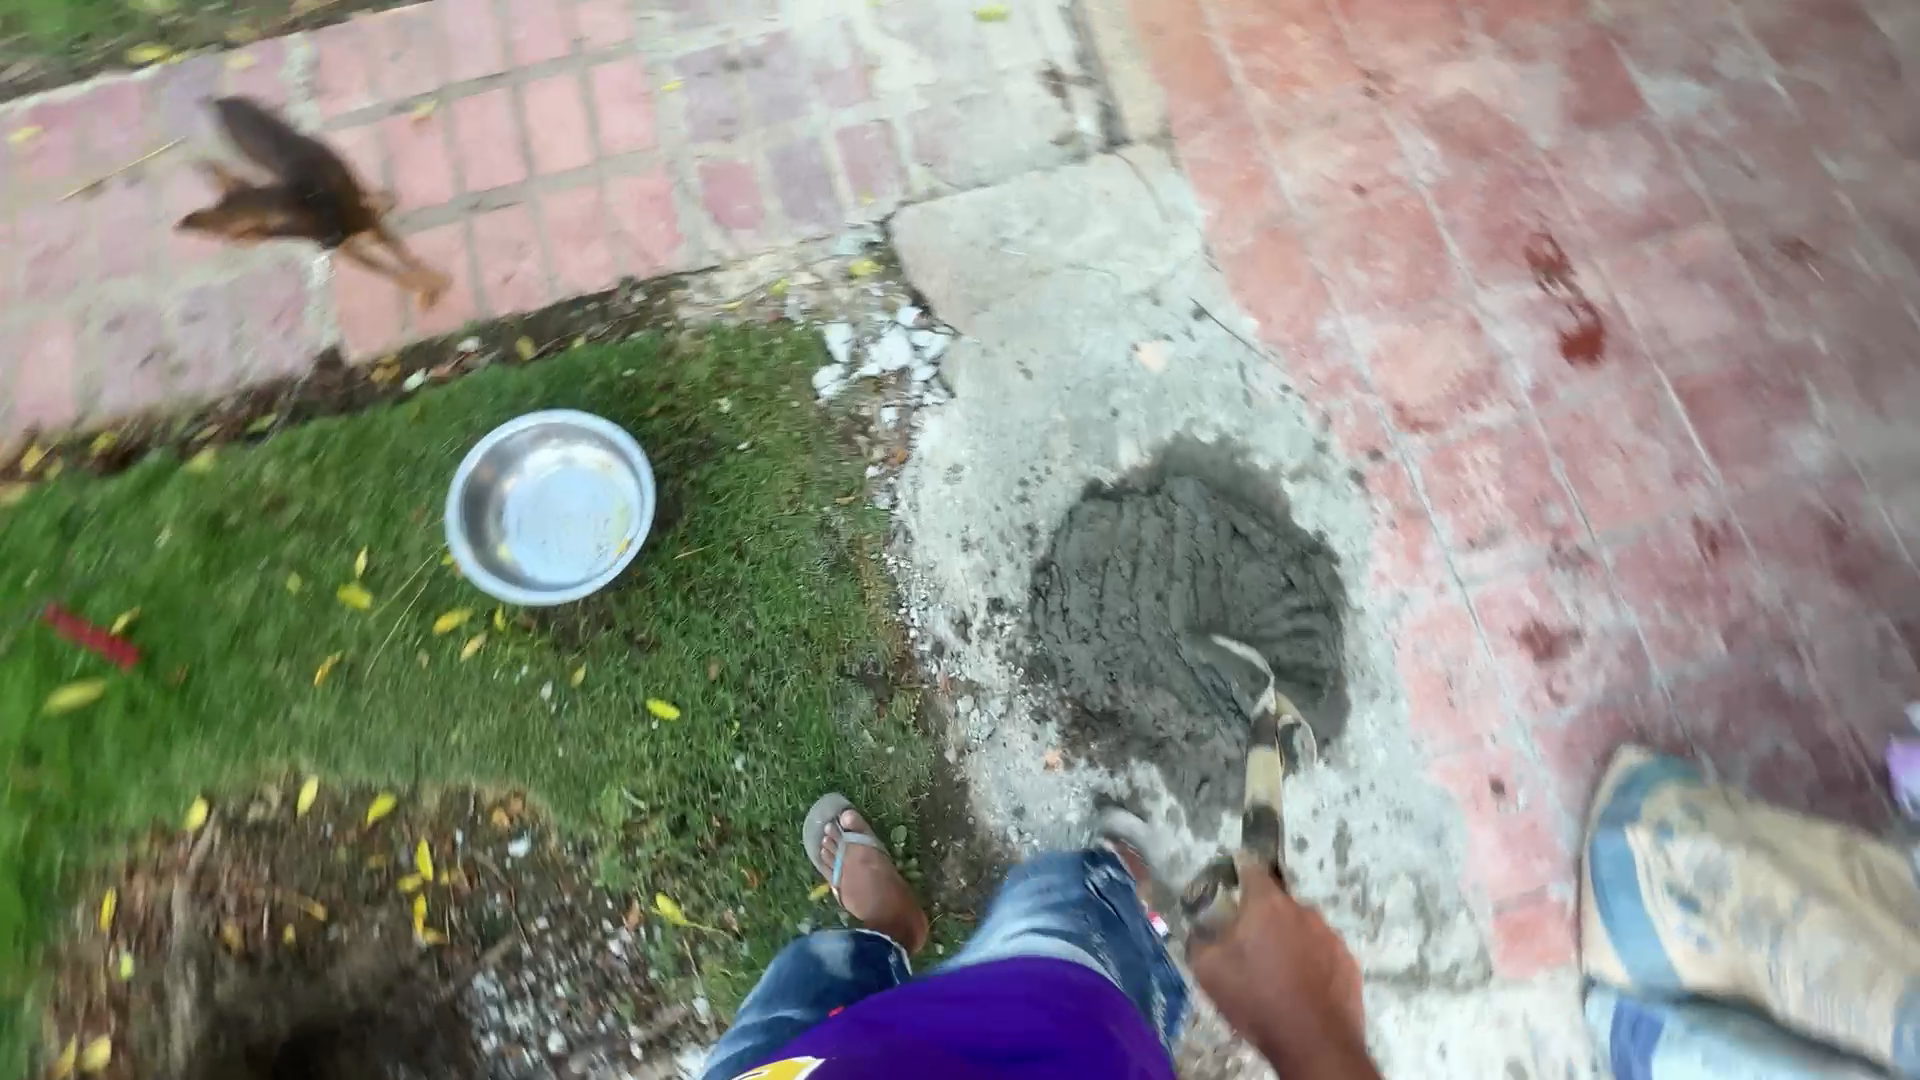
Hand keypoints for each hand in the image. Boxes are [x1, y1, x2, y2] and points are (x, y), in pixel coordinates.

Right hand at [1186, 858, 1376, 1078]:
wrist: (1316, 1048)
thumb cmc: (1257, 1001)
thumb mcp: (1207, 970)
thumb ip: (1198, 939)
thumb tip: (1200, 930)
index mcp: (1267, 903)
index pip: (1250, 867)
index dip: (1237, 872)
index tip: (1228, 886)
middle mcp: (1302, 910)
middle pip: (1276, 901)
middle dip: (1262, 915)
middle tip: (1249, 943)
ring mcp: (1330, 936)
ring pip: (1301, 926)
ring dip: (1288, 938)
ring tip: (1278, 971)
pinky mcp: (1349, 963)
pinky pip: (1323, 951)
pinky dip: (1311, 961)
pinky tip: (1302, 986)